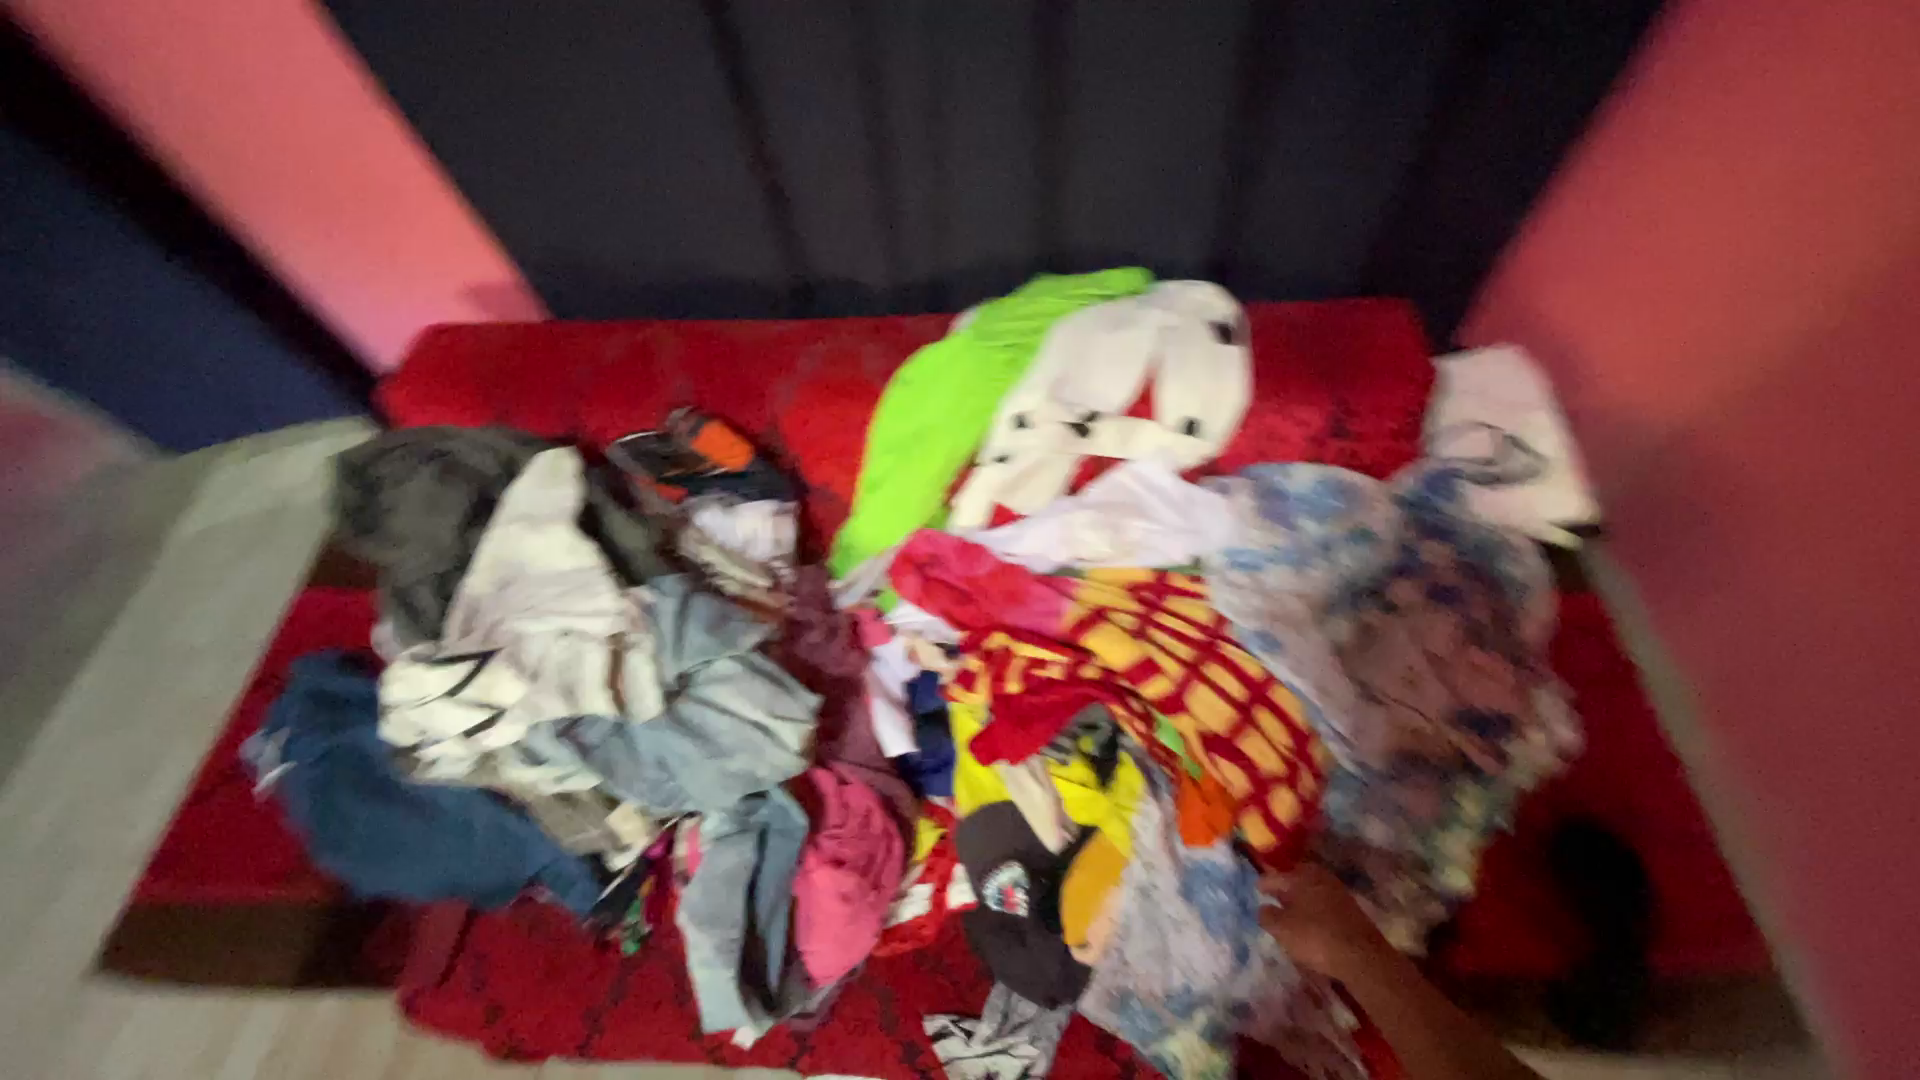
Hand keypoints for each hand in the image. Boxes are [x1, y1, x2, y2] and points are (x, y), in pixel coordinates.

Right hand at [1257, 862, 1391, 982]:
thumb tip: (1264, 908)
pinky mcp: (1351, 908)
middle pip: (1295, 877)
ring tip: (1293, 911)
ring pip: (1312, 889)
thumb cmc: (1316, 938)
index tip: (1256, 891)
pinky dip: (1316, 907)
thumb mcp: (1282, 929)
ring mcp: (1337, 891)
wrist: (1363, 957)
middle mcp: (1319, 877)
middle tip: (1275, 898)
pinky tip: (1313, 921)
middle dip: (1284, 886)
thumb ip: (1266, 915)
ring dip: (1301, 897)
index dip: (1262, 885)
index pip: (1273, 876)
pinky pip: (1325, 901)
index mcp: (1299, 876)